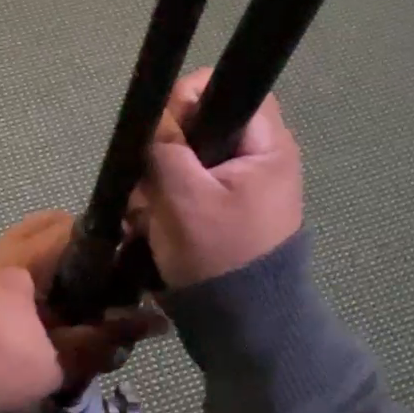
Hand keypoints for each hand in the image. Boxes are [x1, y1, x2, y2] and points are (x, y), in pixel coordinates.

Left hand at [0, 211, 164, 412]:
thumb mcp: (58, 361)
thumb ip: (105, 340)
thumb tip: (155, 325)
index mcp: (19, 265)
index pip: (69, 229)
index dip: (104, 236)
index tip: (130, 251)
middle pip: (44, 223)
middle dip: (78, 236)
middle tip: (106, 264)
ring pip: (23, 238)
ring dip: (52, 249)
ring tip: (81, 280)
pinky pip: (10, 256)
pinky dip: (33, 262)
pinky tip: (49, 294)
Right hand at [133, 68, 303, 288]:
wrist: (241, 321)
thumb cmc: (218, 252)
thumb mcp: (183, 195)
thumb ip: (166, 147)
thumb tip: (155, 120)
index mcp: (266, 146)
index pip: (224, 91)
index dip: (187, 99)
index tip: (161, 131)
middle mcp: (260, 159)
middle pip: (202, 127)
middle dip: (166, 148)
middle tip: (149, 178)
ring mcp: (243, 187)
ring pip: (189, 160)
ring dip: (161, 180)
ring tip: (147, 209)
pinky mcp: (226, 211)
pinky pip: (189, 188)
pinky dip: (167, 200)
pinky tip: (152, 222)